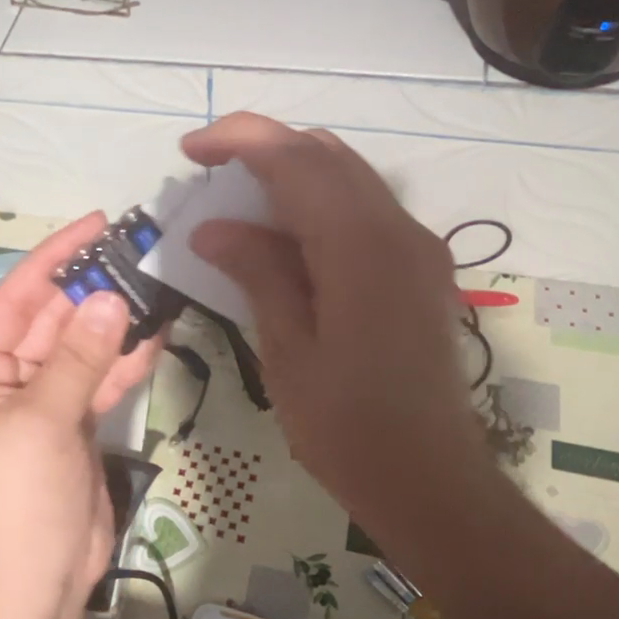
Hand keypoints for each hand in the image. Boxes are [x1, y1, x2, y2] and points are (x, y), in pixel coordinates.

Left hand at [0, 214, 163, 618]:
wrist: (34, 592)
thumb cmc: (17, 504)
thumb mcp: (43, 424)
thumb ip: (79, 358)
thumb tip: (111, 297)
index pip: (10, 301)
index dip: (53, 261)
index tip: (96, 225)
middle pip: (47, 321)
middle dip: (91, 289)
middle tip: (142, 250)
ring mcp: (36, 406)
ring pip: (77, 350)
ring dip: (113, 322)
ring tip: (157, 280)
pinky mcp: (69, 429)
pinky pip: (95, 383)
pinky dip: (122, 362)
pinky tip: (156, 330)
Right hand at [181, 113, 490, 526]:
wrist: (428, 477)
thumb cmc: (346, 427)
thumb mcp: (288, 351)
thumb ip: (258, 274)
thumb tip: (215, 228)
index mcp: (361, 248)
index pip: (296, 161)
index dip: (240, 141)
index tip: (189, 151)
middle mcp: (399, 230)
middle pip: (328, 156)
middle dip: (264, 150)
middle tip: (209, 175)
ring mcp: (418, 248)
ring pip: (350, 179)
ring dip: (293, 175)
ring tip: (238, 204)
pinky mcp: (421, 270)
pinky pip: (365, 211)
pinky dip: (320, 205)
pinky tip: (285, 239)